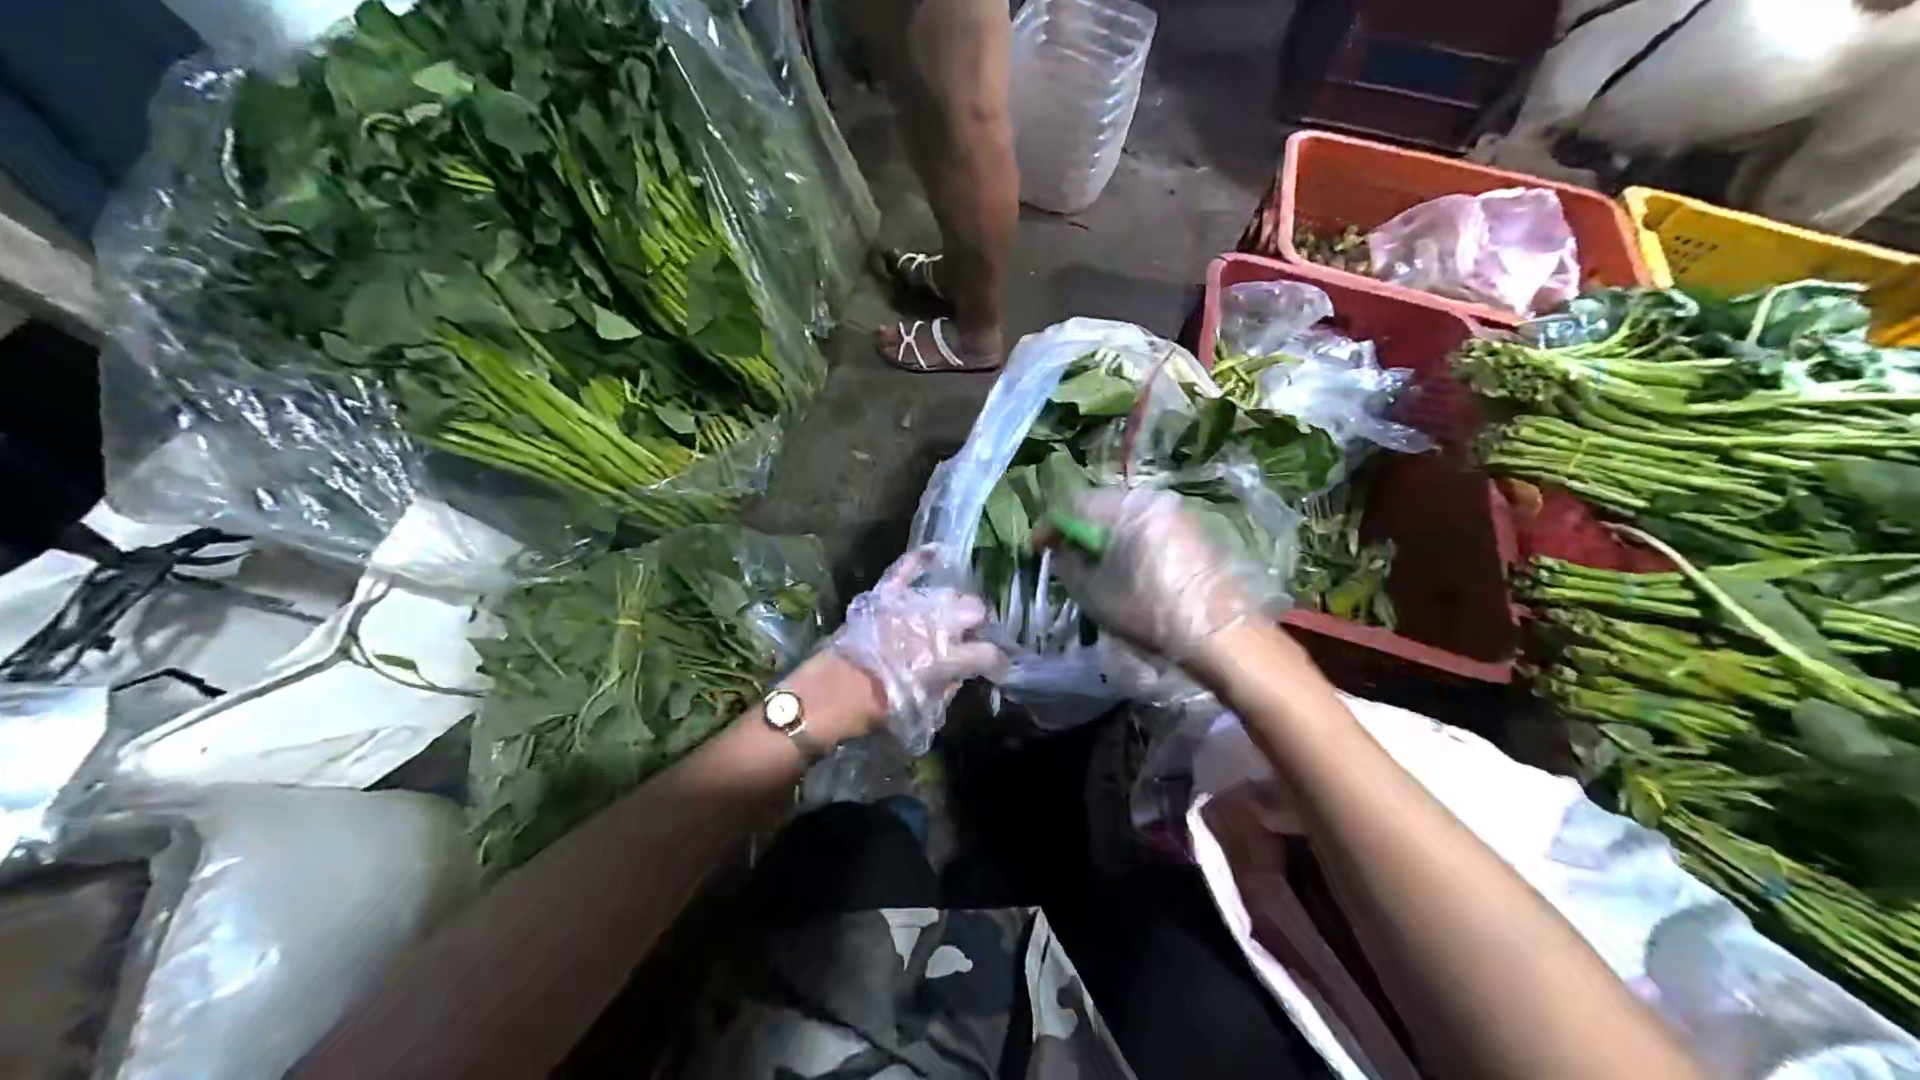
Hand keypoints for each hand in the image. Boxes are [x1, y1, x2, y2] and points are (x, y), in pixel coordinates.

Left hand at [830, 546, 1008, 753]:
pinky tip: (935, 550)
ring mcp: (906, 608)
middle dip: (978, 625)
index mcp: (942, 660)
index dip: (998, 662)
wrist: (822, 699)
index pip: (986, 653)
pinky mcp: (882, 597)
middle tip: (970, 639)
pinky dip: (919, 558)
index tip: (998, 668)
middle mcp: (931, 627)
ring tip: (951, 617)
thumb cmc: (871, 712)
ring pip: (947, 594)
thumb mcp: (918, 712)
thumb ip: (946, 689)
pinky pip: (903, 570)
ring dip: (954, 605)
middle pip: (973, 612)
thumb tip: (960, 673)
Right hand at [1040, 488, 1280, 660]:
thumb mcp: (1094, 594)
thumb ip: (1068, 565)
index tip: (1038, 549)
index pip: (1072, 503)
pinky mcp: (1196, 529)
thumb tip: (1061, 552)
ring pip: (1127, 513)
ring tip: (1096, 561)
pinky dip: (1131, 538)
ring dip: (1106, 533)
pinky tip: (1129, 565)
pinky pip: (1150, 524)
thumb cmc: (1151, 613)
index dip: (1049, 526)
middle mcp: (1153, 499)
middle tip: (1065, 554)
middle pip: (1101, 504)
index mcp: (1124, 509)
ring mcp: (1179, 511)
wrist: (1224, 635)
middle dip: (1078, 528)